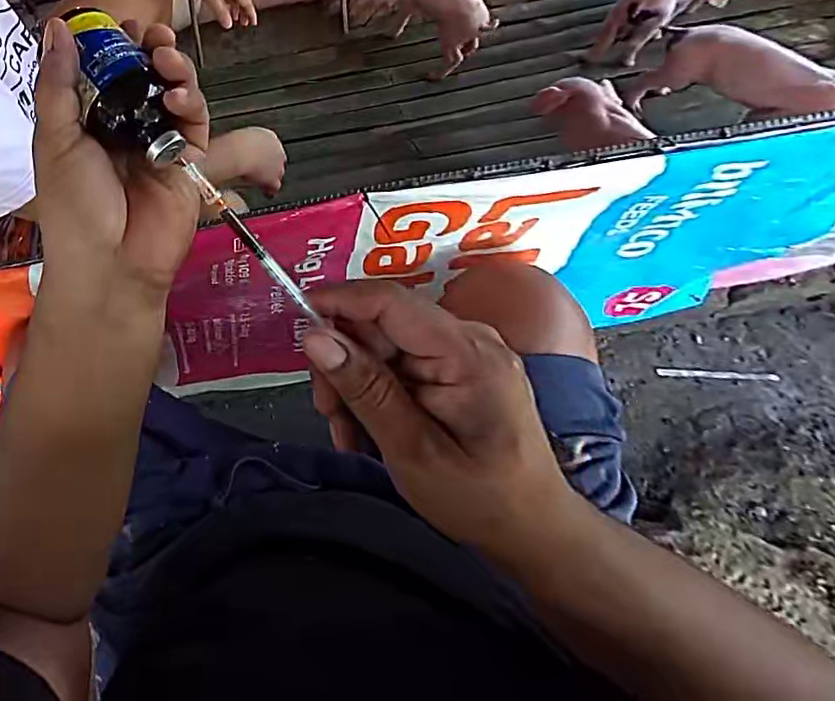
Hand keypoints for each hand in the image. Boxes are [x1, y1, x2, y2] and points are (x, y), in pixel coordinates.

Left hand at [33, 17, 206, 297]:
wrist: (111, 263)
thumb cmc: (74, 203)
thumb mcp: (55, 139)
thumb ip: (58, 83)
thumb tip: (55, 27)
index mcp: (87, 121)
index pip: (104, 71)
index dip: (113, 44)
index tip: (120, 22)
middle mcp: (123, 127)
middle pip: (144, 76)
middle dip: (150, 50)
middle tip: (153, 33)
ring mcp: (157, 141)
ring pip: (174, 92)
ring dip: (174, 69)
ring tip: (167, 56)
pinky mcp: (187, 158)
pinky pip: (195, 121)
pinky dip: (191, 103)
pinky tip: (178, 97)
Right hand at [303, 281, 582, 558]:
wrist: (539, 535)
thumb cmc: (481, 501)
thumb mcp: (412, 450)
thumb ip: (364, 388)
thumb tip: (315, 336)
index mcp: (468, 353)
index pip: (390, 300)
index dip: (338, 300)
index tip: (295, 320)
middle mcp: (469, 338)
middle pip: (380, 322)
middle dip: (343, 360)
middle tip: (326, 409)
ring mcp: (466, 350)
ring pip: (383, 342)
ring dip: (354, 380)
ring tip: (347, 430)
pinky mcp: (459, 365)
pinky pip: (400, 359)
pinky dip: (375, 387)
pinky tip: (368, 426)